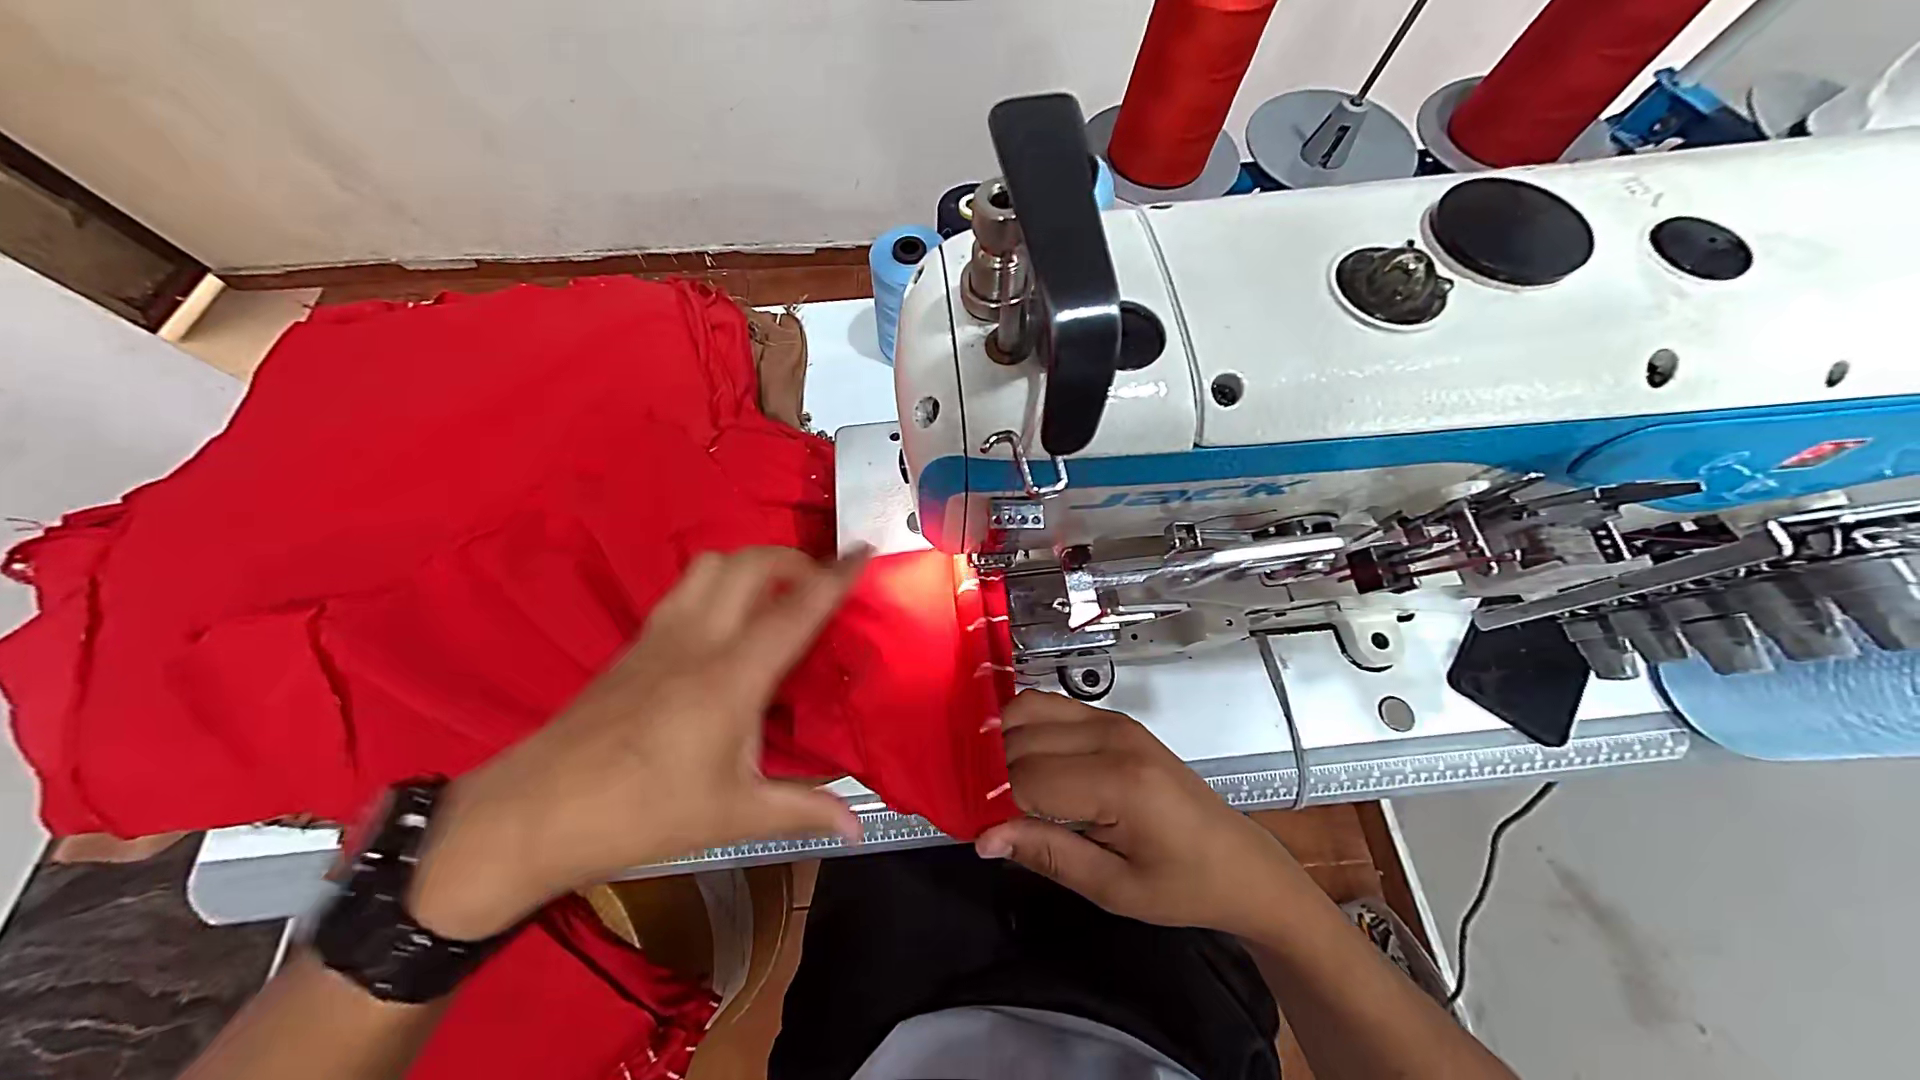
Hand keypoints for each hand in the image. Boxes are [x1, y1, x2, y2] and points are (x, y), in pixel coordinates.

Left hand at [406, 547, 867, 939]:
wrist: (533, 812)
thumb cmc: (641, 813)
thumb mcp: (732, 816)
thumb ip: (802, 810)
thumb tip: (857, 827)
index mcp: (732, 678)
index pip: (795, 612)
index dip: (834, 578)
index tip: (862, 551)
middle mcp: (699, 640)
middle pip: (750, 565)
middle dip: (793, 559)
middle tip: (819, 583)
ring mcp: (661, 635)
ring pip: (711, 565)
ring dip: (751, 564)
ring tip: (776, 594)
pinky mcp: (635, 643)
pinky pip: (685, 587)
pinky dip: (718, 582)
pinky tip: (725, 621)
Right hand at [975, 690, 1316, 937]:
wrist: (1238, 861)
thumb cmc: (1183, 884)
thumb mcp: (1114, 888)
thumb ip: (1047, 854)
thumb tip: (985, 838)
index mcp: (1119, 782)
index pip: (1025, 779)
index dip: (994, 805)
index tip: (981, 831)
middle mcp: (1113, 736)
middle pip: (1020, 739)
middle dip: (992, 774)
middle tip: (982, 812)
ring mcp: (1113, 720)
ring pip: (1027, 710)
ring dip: (1001, 743)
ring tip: (996, 784)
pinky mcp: (1113, 718)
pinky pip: (1049, 705)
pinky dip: (1022, 725)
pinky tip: (1019, 758)